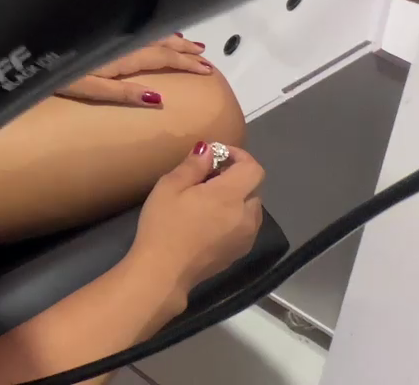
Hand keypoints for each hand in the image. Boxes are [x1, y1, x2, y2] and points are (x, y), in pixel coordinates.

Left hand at [56, 36, 214, 106]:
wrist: (27, 47)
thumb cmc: (53, 73)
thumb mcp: (88, 88)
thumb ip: (122, 93)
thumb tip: (159, 99)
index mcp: (121, 56)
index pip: (162, 57)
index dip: (185, 62)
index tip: (208, 68)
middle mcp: (119, 42)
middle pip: (158, 41)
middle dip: (183, 48)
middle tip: (204, 54)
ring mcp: (109, 33)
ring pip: (147, 32)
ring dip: (169, 37)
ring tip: (187, 42)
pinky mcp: (97, 30)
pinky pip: (133, 28)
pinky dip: (149, 31)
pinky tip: (150, 32)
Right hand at [124, 142, 264, 302]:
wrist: (167, 268)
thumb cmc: (164, 222)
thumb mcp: (170, 187)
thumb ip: (193, 166)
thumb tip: (208, 150)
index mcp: (230, 196)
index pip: (254, 168)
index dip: (239, 155)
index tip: (215, 154)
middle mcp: (248, 215)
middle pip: (253, 187)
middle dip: (233, 175)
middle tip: (203, 175)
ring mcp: (248, 236)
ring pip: (251, 206)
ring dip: (234, 196)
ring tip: (204, 198)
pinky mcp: (242, 250)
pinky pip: (245, 223)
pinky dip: (233, 214)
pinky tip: (207, 220)